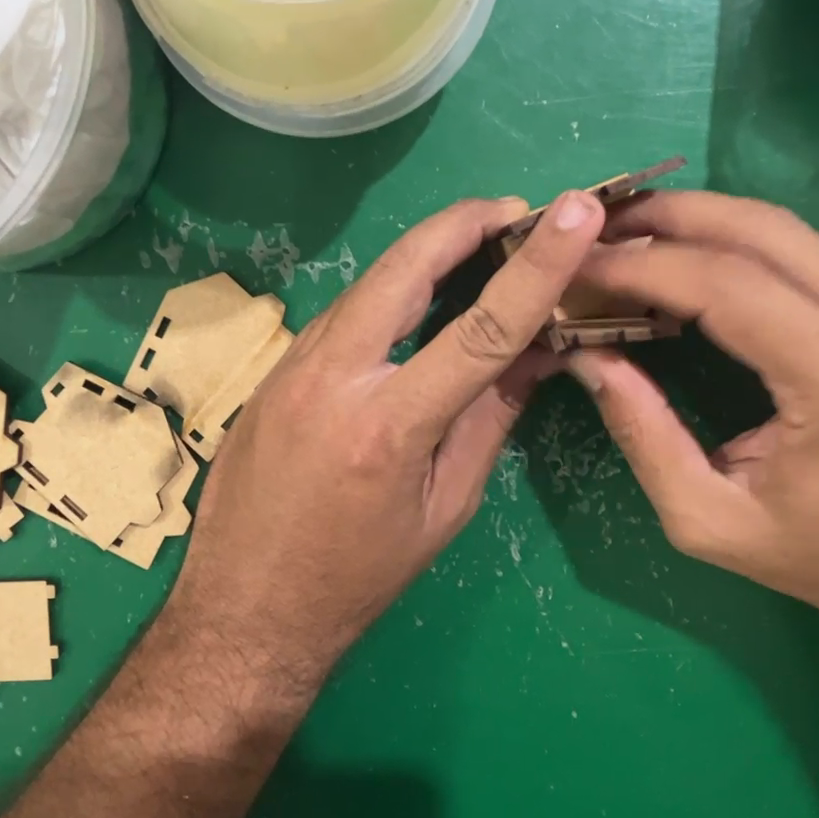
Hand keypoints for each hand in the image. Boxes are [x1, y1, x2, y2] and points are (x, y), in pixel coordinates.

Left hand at [166, 192, 606, 677]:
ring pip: (370, 284)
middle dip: (464, 223)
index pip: (480, 326)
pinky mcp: (273, 370)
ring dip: (425, 255)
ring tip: (476, 248)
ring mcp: (292, 367)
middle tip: (514, 211)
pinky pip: (342, 315)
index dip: (535, 264)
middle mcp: (334, 378)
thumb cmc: (358, 576)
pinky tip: (415, 304)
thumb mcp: (444, 507)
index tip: (573, 211)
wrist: (245, 606)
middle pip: (405, 268)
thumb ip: (490, 418)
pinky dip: (388, 294)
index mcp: (390, 426)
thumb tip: (539, 351)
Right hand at [565, 191, 818, 627]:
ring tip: (630, 227)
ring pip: (784, 229)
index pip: (728, 287)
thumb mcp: (705, 518)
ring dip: (700, 217)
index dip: (645, 266)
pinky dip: (732, 238)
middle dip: (669, 217)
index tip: (581, 265)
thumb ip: (643, 434)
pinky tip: (684, 248)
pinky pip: (801, 250)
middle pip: (761, 233)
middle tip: (600, 225)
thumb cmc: (813, 556)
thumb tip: (585, 355)